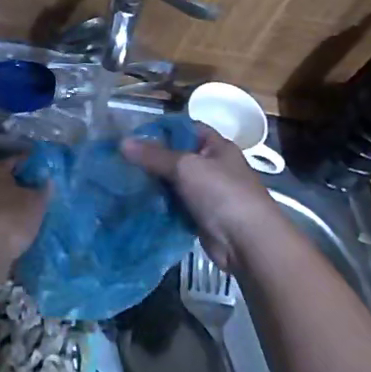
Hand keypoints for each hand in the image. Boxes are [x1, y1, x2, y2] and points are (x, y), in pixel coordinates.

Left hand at [0, 157, 50, 272]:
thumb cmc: (11, 218)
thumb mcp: (36, 201)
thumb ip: (44, 189)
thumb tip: (48, 181)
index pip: (18, 160)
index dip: (35, 165)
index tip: (50, 173)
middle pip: (8, 181)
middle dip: (26, 187)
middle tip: (46, 194)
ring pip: (3, 202)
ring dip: (17, 207)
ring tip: (38, 214)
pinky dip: (10, 223)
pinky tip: (24, 230)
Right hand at [122, 123, 280, 270]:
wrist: (248, 243)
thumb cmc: (221, 194)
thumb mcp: (185, 167)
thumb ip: (154, 155)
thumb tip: (123, 142)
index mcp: (216, 146)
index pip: (185, 128)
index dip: (161, 129)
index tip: (133, 136)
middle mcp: (213, 166)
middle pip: (177, 156)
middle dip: (152, 159)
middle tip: (121, 161)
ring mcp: (208, 193)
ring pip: (174, 182)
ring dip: (154, 184)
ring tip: (123, 181)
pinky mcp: (201, 217)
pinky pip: (176, 205)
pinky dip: (160, 205)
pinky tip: (137, 203)